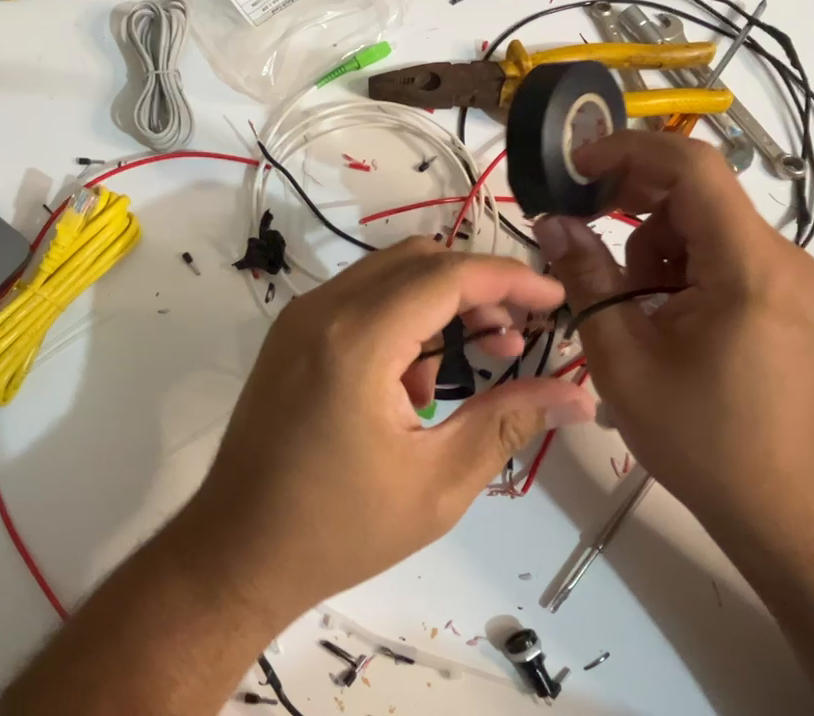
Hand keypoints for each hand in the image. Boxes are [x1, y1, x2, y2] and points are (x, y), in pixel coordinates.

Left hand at [176, 238, 595, 615]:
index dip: (511, 280)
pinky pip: (359, 298)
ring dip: (440, 300)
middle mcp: (323, 310)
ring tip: (477, 359)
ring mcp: (299, 318)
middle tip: (518, 336)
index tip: (557, 301)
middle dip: (478, 287)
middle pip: (419, 260)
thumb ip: (509, 421)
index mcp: (358, 340)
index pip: (449, 276)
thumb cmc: (340, 528)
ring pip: (388, 275)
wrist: (236, 551)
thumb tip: (577, 394)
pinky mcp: (289, 335)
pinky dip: (401, 316)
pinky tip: (415, 382)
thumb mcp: (438, 482)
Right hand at [531, 132, 813, 535]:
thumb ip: (585, 277)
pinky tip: (659, 317)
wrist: (783, 507)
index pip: (692, 167)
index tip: (575, 166)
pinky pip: (719, 253)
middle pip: (695, 192)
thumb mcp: (622, 357)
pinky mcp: (783, 297)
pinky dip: (676, 268)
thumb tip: (552, 220)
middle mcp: (780, 256)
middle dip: (630, 203)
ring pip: (702, 224)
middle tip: (581, 231)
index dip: (628, 150)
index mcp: (747, 265)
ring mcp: (787, 277)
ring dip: (651, 246)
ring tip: (629, 308)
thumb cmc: (700, 437)